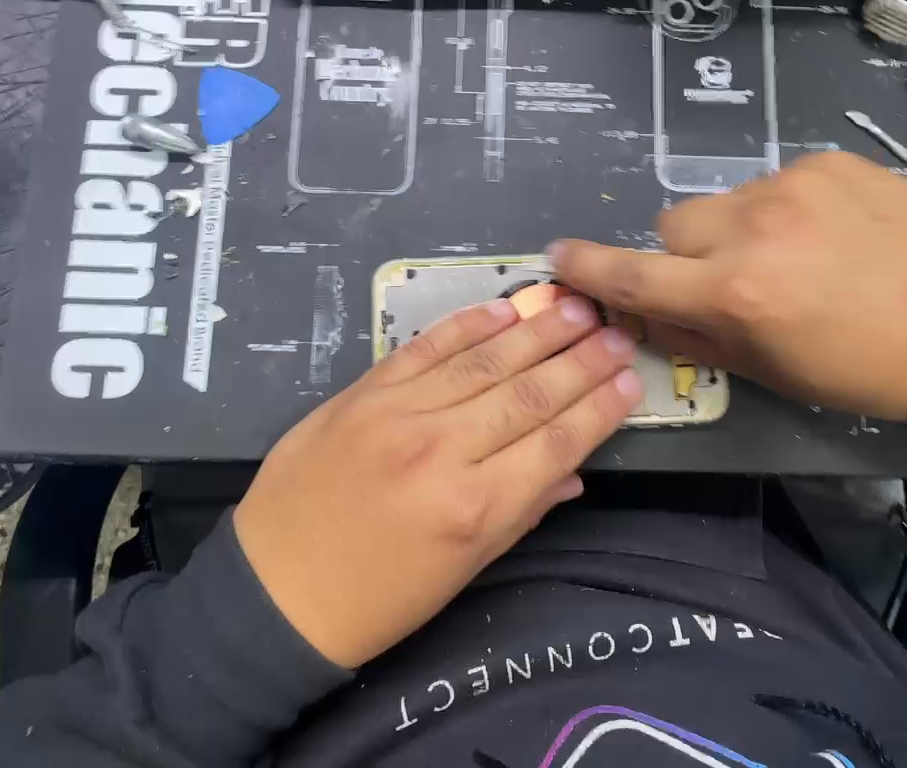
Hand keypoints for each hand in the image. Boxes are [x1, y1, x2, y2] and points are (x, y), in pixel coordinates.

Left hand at [233, 295, 642, 667]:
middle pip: (529, 393)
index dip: (600, 408)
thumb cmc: (378, 598)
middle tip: (617, 333)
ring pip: (484, 361)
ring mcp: (399, 413)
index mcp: (474, 507)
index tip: (631, 381)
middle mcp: (442, 449)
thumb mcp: (463, 571)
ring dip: (536, 331)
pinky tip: (503, 309)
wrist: (275, 589)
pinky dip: (467, 326)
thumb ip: (523, 512)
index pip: (557, 442)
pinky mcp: (363, 392)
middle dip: (581, 360)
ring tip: (576, 308)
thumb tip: (573, 470)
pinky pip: (426, 348)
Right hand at [550, 151, 906, 421]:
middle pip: (672, 224)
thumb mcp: (773, 371)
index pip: (637, 276)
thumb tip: (643, 311)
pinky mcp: (827, 160)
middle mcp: (754, 227)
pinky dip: (782, 208)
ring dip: (735, 228)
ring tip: (796, 255)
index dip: (590, 269)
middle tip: (732, 280)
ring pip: (721, 202)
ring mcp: (793, 183)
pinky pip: (773, 182)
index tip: (560, 257)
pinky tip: (831, 232)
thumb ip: (695, 335)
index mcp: (739, 293)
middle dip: (685, 253)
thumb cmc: (869, 369)